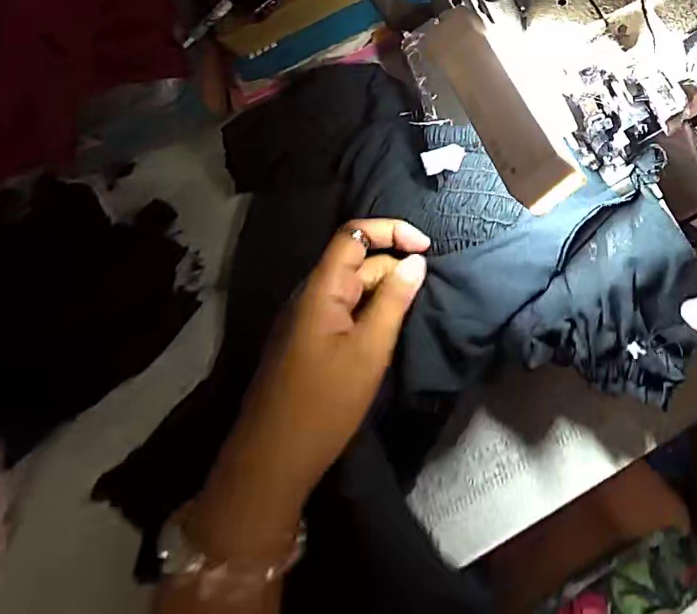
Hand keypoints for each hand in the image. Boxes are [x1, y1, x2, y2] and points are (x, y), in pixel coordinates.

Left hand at [190, 219, 429, 558]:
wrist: (269, 466)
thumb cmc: (324, 403)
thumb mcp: (370, 349)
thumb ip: (394, 300)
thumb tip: (416, 260)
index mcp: (320, 290)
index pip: (353, 234)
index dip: (391, 230)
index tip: (426, 247)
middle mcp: (309, 297)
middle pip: (356, 261)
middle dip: (394, 267)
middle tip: (423, 295)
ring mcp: (306, 322)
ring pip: (353, 288)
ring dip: (385, 291)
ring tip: (411, 314)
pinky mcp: (307, 344)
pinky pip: (345, 311)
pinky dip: (371, 311)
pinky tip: (387, 332)